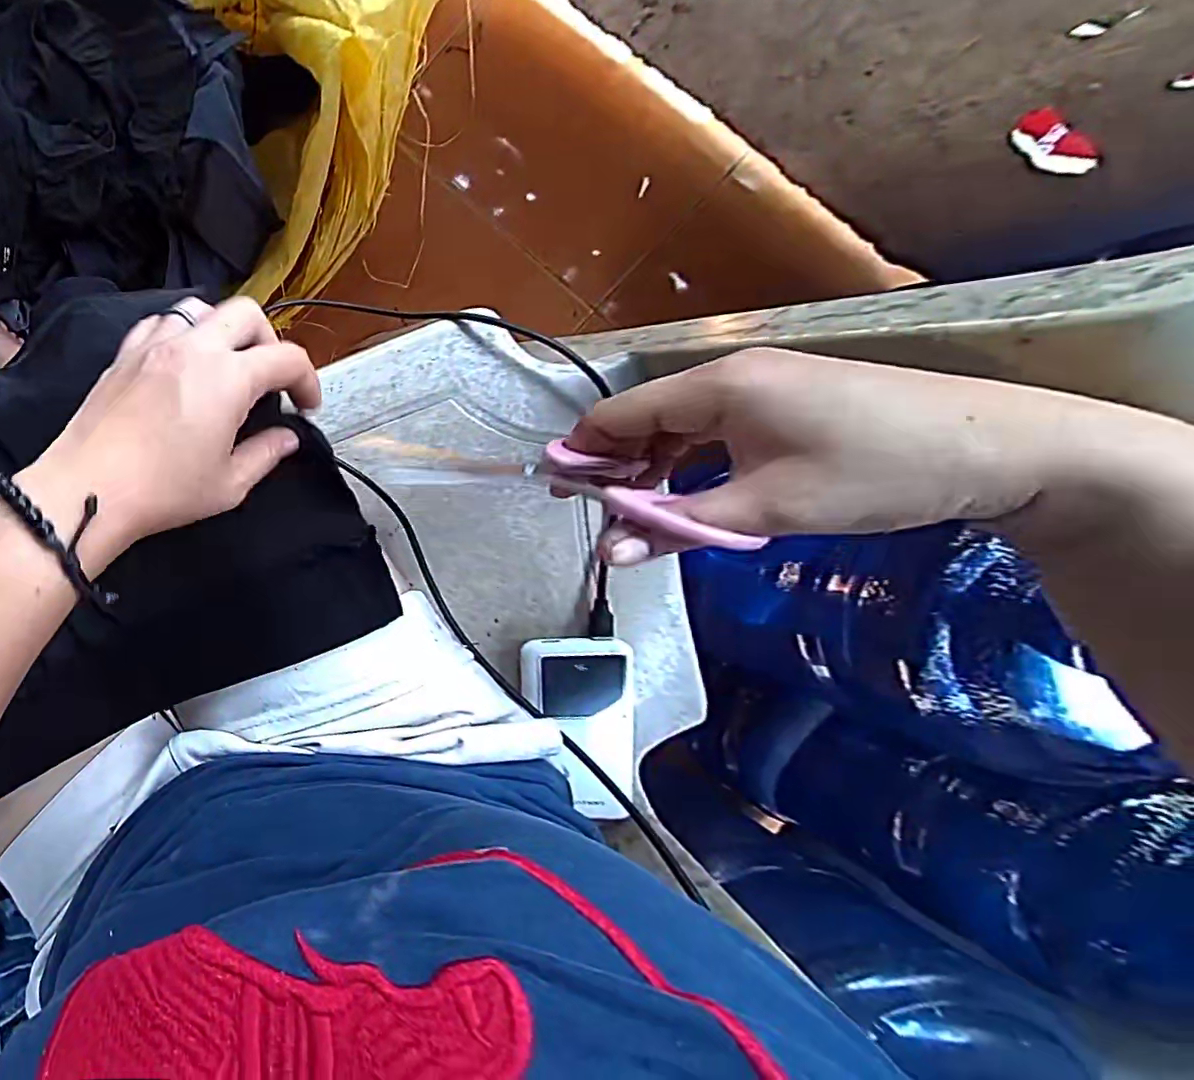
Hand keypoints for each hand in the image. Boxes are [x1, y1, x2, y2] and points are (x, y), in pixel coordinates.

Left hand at [15, 296, 320, 569]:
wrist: (90, 489)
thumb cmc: (159, 491)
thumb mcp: (227, 484)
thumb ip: (265, 455)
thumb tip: (285, 439)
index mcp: (228, 378)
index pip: (286, 358)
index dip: (307, 379)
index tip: (306, 404)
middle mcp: (193, 349)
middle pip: (247, 313)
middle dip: (269, 340)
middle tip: (268, 378)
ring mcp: (154, 347)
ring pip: (201, 308)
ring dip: (222, 329)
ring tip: (224, 363)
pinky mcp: (125, 356)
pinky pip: (159, 322)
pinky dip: (180, 332)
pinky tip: (179, 361)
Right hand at [565, 349, 1116, 564]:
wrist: (1009, 450)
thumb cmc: (878, 472)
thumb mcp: (766, 509)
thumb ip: (676, 527)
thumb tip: (608, 552)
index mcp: (717, 387)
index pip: (616, 415)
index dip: (580, 455)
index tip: (561, 495)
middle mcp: (729, 375)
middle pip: (640, 417)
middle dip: (611, 464)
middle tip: (598, 511)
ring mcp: (758, 384)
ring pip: (673, 424)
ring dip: (647, 465)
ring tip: (636, 508)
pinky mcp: (780, 400)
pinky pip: (706, 427)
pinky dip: (682, 459)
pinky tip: (683, 488)